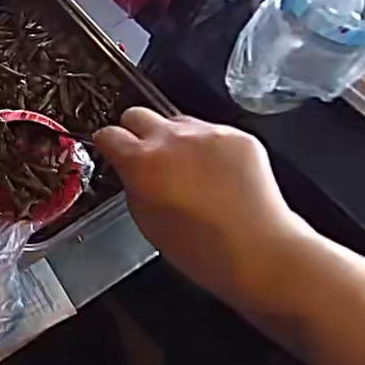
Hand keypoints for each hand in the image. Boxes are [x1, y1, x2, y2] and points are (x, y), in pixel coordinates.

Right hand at [93, 108, 313, 302]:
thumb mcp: (145, 220)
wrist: (256, 250)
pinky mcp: (237, 135)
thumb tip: (129, 168)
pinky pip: (213, 132)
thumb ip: (132, 183)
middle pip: (138, 113)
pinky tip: (219, 176)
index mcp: (141, 162)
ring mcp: (207, 133)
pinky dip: (211, 148)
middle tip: (146, 155)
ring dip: (176, 140)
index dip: (108, 144)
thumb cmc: (201, 249)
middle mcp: (172, 139)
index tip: (111, 149)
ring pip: (178, 121)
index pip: (109, 134)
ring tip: (191, 173)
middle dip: (136, 131)